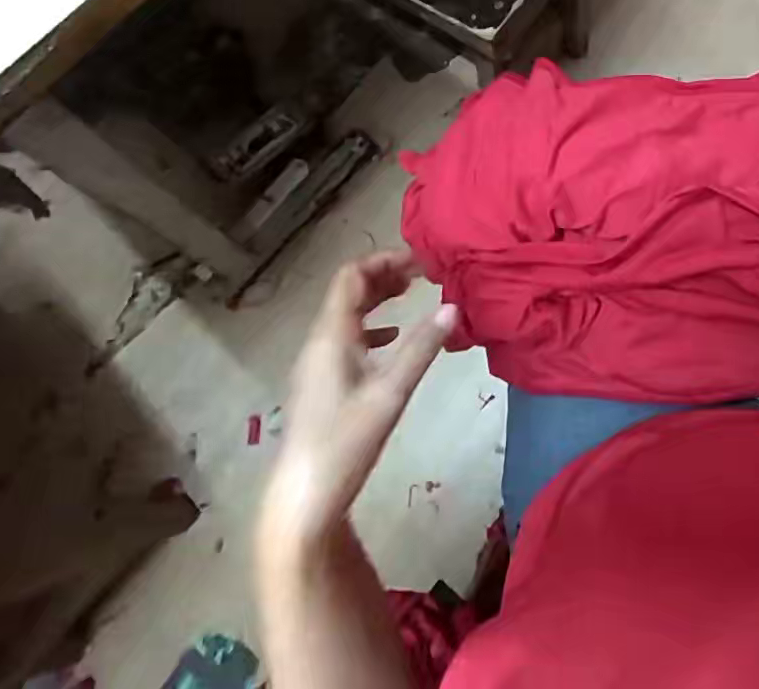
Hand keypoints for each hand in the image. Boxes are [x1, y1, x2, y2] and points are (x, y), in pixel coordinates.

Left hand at [259, 251, 457, 556]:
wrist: (304, 498)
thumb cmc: (345, 442)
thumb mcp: (391, 392)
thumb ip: (422, 347)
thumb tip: (453, 306)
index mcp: (330, 335)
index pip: (351, 276)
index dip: (384, 259)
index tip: (422, 260)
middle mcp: (319, 341)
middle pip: (349, 291)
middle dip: (386, 275)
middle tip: (425, 273)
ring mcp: (318, 363)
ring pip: (349, 314)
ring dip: (380, 298)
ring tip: (413, 293)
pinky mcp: (323, 382)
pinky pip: (348, 337)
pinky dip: (374, 325)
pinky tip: (394, 336)